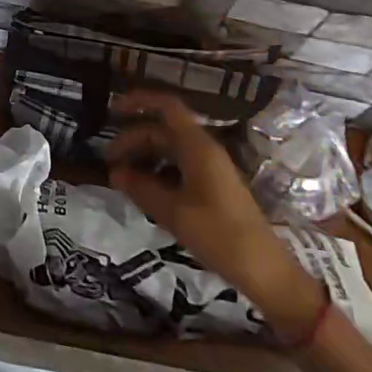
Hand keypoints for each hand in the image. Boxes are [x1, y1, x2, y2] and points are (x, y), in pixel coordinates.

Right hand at [105, 91, 324, 333]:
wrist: (263, 269)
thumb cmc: (217, 234)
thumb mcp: (172, 211)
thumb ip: (140, 187)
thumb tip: (114, 172)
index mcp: (198, 147)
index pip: (167, 108)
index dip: (139, 102)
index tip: (112, 109)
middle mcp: (205, 151)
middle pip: (163, 131)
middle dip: (133, 141)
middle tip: (108, 162)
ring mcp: (210, 169)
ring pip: (169, 150)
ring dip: (143, 157)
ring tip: (121, 178)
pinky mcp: (212, 187)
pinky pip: (178, 167)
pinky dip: (157, 172)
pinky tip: (143, 191)